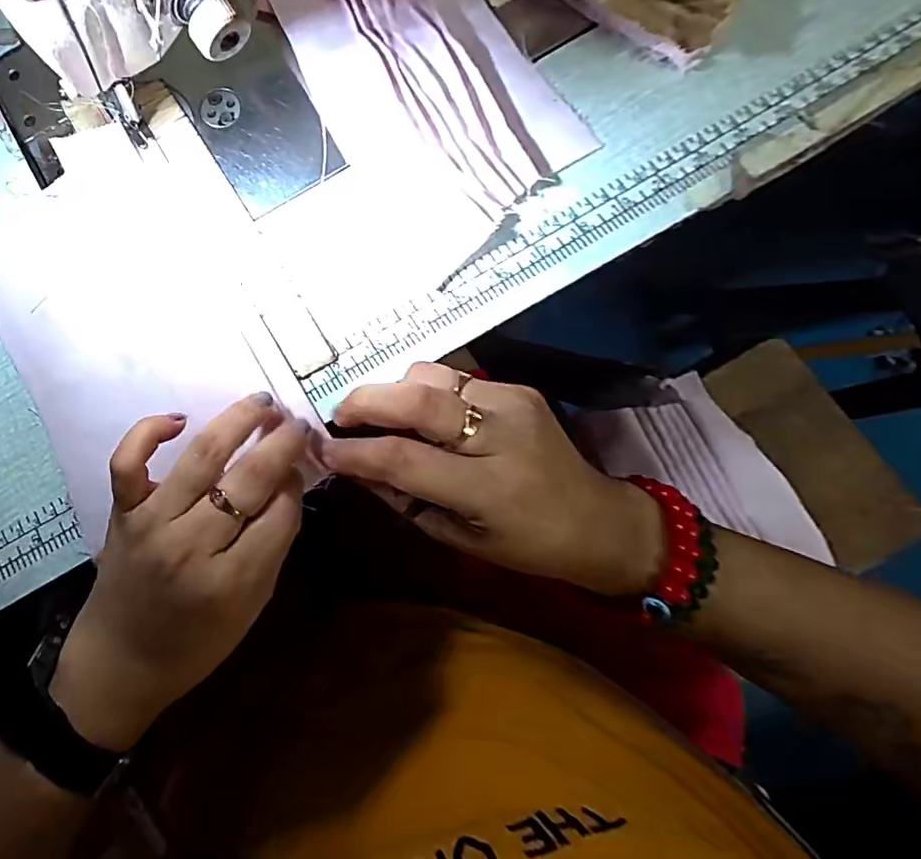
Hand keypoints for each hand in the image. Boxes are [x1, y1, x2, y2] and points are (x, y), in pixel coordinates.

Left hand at [50, 394, 309, 750]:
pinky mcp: (122, 511)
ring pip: (201, 456)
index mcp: (231, 580)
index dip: (296, 481)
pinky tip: (179, 419)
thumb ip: (275, 543)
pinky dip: (149, 431)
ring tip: (262, 402)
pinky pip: (128, 461)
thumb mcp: (253, 604)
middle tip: (297, 422)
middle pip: (248, 478)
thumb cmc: (196, 642)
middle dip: (281, 442)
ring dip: (238, 420)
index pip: (280, 512)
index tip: (304, 462)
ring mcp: (152, 523)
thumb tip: (289, 480)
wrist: (121, 662)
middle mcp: (191, 545)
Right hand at [322, 364, 664, 596]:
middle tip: (338, 416)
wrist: (598, 519)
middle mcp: (501, 435)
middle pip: (417, 399)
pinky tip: (424, 415)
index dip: (355, 452)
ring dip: (395, 390)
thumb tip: (353, 466)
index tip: (321, 449)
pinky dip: (426, 391)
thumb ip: (403, 499)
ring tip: (381, 414)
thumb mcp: (458, 538)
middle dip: (365, 401)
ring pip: (431, 374)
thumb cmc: (525, 545)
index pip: (404, 460)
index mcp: (488, 488)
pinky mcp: (518, 387)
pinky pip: (454, 378)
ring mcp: (512, 402)